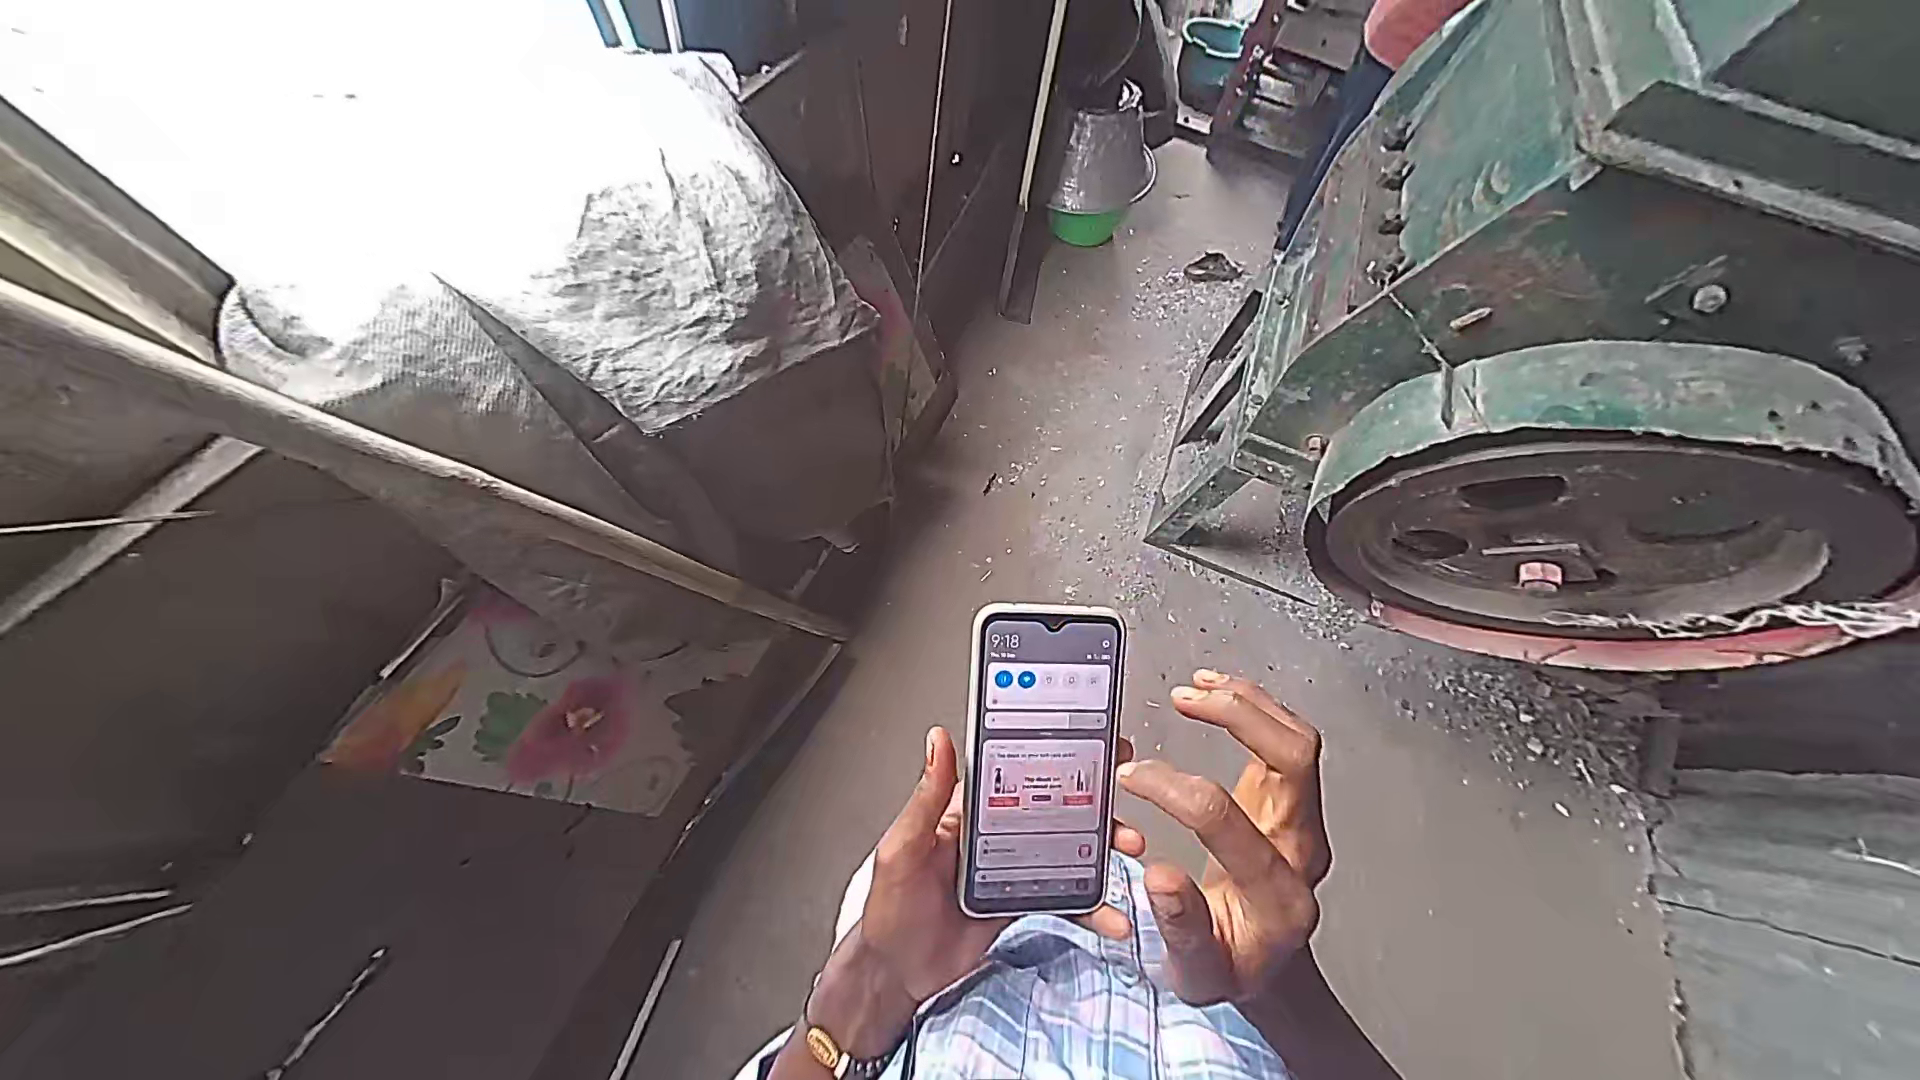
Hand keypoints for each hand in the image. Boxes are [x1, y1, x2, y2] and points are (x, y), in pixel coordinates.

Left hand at [859, 726, 1143, 1001]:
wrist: (896, 972)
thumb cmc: (890, 904)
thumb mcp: (903, 845)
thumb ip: (926, 796)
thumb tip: (939, 741)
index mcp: (967, 810)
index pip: (1013, 771)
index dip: (1050, 754)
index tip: (1087, 743)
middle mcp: (994, 831)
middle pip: (1051, 806)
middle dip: (1091, 799)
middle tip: (1121, 793)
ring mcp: (1012, 866)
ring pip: (1066, 849)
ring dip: (1100, 848)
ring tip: (1127, 849)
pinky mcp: (1021, 900)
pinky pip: (1062, 897)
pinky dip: (1089, 907)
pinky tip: (1110, 915)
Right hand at [1118, 669, 1330, 1004]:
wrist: (1271, 965)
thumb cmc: (1230, 964)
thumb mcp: (1196, 970)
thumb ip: (1180, 926)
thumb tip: (1160, 876)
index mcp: (1277, 894)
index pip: (1224, 819)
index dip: (1171, 789)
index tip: (1132, 777)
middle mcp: (1301, 848)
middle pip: (1293, 759)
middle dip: (1236, 716)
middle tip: (1184, 699)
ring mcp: (1302, 820)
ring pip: (1297, 740)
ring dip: (1248, 701)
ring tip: (1199, 685)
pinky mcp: (1292, 799)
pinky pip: (1287, 739)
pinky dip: (1253, 705)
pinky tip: (1218, 691)